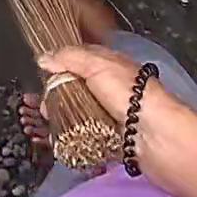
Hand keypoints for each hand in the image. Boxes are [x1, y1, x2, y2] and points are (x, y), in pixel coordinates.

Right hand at [35, 44, 184, 127]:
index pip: (78, 59)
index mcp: (108, 64)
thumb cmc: (128, 95)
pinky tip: (60, 139)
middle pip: (75, 86)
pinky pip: (85, 133)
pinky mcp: (109, 136)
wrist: (156, 135)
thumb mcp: (97, 65)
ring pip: (77, 111)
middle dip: (56, 96)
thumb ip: (69, 58)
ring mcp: (109, 112)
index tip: (41, 76)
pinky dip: (71, 135)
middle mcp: (109, 86)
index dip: (59, 65)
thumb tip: (43, 59)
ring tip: (48, 124)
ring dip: (61, 117)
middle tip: (43, 107)